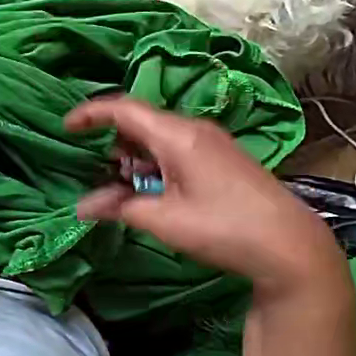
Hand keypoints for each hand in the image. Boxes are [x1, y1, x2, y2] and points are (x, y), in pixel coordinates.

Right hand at [66, 97, 346, 296]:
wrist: (290, 246)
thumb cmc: (223, 228)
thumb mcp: (163, 220)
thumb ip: (119, 207)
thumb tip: (82, 207)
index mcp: (178, 135)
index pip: (124, 109)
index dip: (90, 114)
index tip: (65, 127)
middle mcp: (194, 129)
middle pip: (140, 122)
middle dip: (112, 143)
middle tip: (96, 172)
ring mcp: (211, 142)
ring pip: (157, 137)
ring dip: (134, 158)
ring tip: (123, 189)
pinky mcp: (220, 158)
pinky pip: (175, 149)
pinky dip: (154, 164)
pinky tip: (152, 192)